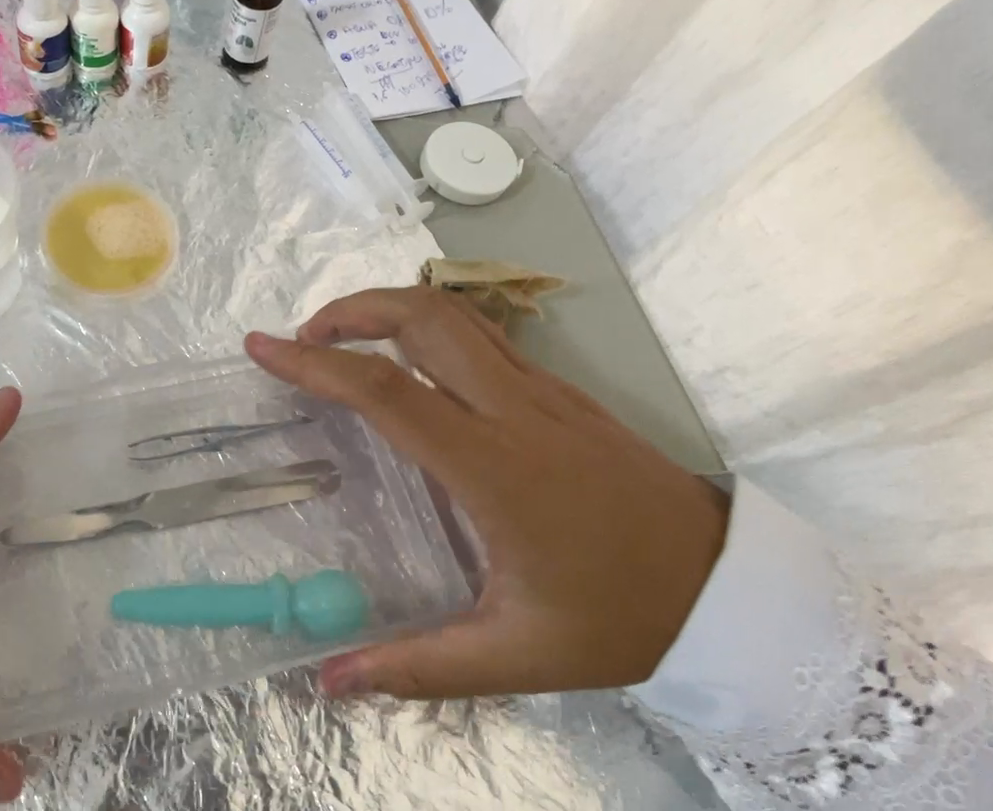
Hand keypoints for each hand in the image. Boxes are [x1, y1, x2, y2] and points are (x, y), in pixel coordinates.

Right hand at [244, 287, 728, 699]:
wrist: (731, 586)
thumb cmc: (619, 616)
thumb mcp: (517, 655)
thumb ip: (417, 666)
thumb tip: (328, 682)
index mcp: (491, 466)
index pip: (384, 390)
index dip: (313, 362)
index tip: (261, 348)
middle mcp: (513, 410)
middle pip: (421, 317)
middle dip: (350, 309)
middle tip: (304, 339)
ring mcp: (542, 390)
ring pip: (454, 314)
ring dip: (387, 310)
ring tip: (343, 341)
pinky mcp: (560, 391)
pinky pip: (480, 335)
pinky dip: (424, 328)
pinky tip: (408, 367)